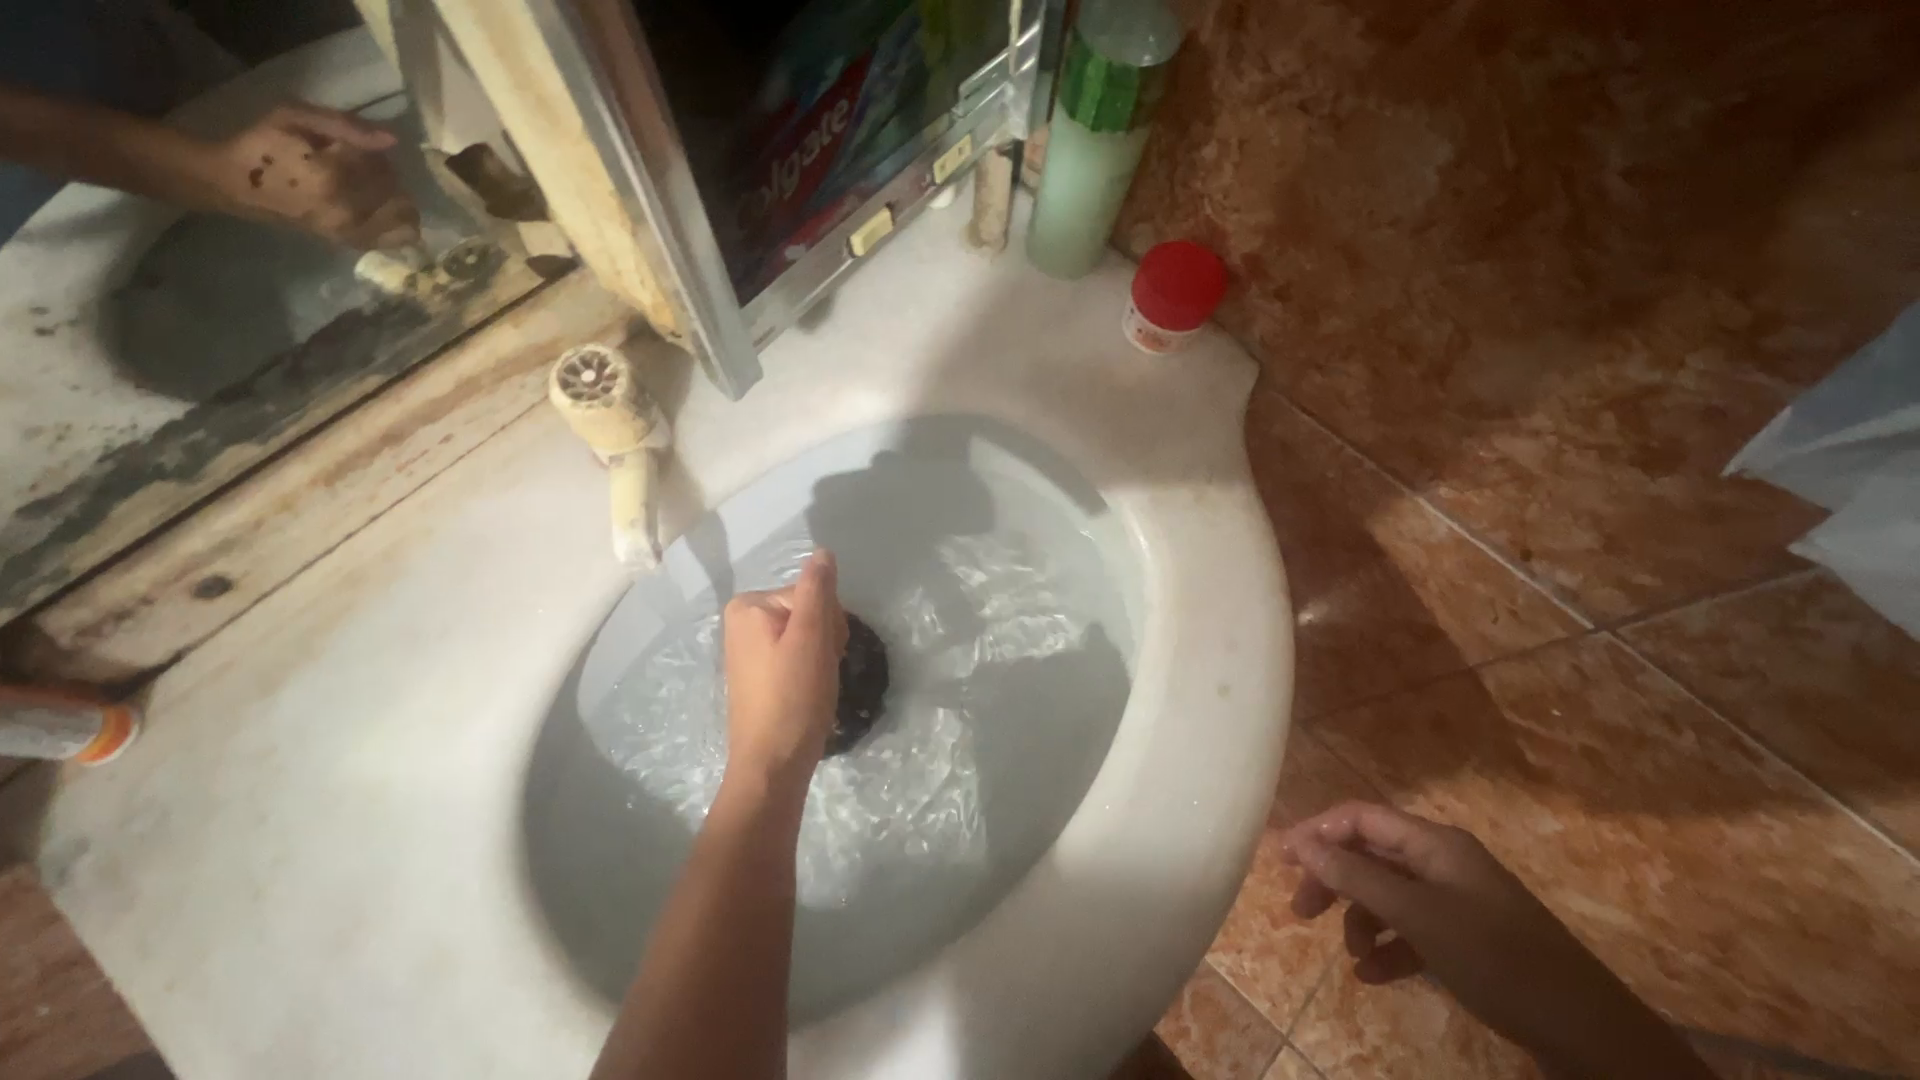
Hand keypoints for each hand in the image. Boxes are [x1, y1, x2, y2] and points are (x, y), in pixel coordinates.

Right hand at [193, 102, 419, 249]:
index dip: (372, 150)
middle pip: (395, 187)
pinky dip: (399, 222)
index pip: (381, 162)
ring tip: (370, 187)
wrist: (233, 184)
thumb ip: (345, 125)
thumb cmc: (262, 144)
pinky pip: (399, 238)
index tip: (351, 146)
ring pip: (404, 213)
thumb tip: (393, 139)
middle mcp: (347, 208)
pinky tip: (382, 208)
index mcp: (331, 174)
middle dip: (385, 172)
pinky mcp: (353, 243)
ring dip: (395, 196)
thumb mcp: (294, 117)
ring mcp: (353, 230)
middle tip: (360, 166)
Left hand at [722, 550, 846, 786]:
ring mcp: (748, 649)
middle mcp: (741, 621)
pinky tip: (809, 692)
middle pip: (807, 610)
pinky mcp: (758, 674)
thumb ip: (817, 590)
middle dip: (826, 637)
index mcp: (749, 605)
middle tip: (823, 670)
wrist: (772, 763)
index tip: (829, 651)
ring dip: (822, 655)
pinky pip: (795, 655)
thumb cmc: (794, 697)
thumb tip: (823, 552)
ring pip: (806, 634)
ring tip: (817, 685)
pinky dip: (810, 670)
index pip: (811, 593)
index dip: (830, 621)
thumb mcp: (811, 637)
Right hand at [1283, 801, 1713, 1077]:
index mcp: (1434, 842)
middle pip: (1370, 855)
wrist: (1584, 1028)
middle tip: (1300, 911)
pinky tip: (1374, 976)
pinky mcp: (1467, 936)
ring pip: (1388, 895)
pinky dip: (1388, 947)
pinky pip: (1411, 929)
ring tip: (1351, 955)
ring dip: (1360, 920)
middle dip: (1333, 880)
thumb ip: (1354, 877)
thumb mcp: (1417, 915)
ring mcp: (1457, 899)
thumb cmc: (1495, 957)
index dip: (1317, 832)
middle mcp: (1443, 861)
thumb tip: (1299, 843)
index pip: (1360, 817)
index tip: (1280, 862)